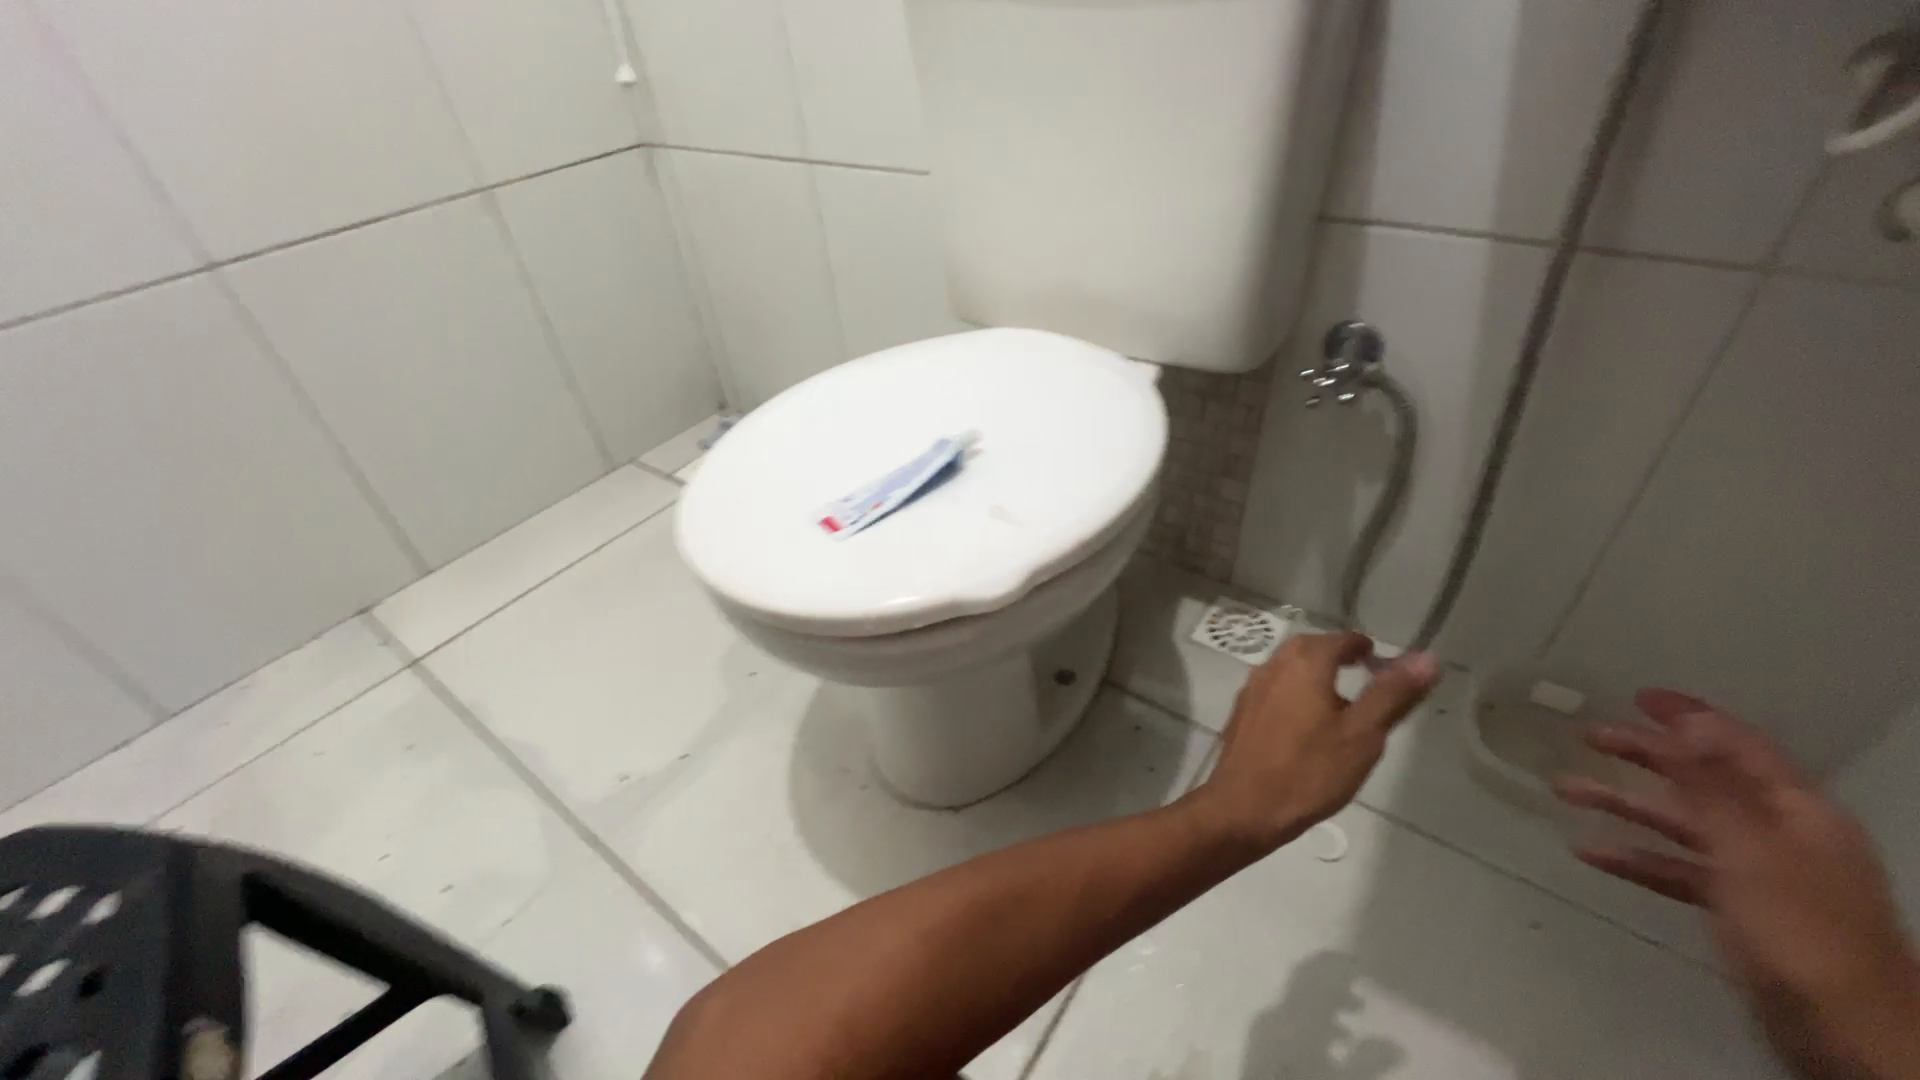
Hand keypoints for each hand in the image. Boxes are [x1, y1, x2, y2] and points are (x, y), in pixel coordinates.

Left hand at [1190, 631, 1438, 853]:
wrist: (1244, 807)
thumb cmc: (1309, 771)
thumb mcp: (1363, 734)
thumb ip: (1393, 694)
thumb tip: (1427, 658)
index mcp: (1303, 664)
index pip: (1338, 640)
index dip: (1361, 647)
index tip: (1377, 658)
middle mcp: (1272, 667)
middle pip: (1307, 648)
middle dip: (1334, 654)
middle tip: (1360, 671)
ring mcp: (1251, 690)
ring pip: (1286, 668)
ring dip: (1312, 673)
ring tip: (1337, 699)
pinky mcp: (1241, 714)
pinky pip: (1272, 689)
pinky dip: (1293, 692)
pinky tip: (1304, 722)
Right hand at [1557, 690, 1919, 1079]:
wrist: (1846, 1033)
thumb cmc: (1799, 931)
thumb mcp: (1751, 850)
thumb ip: (1715, 786)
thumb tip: (1690, 722)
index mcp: (1797, 813)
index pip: (1740, 747)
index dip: (1691, 718)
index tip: (1639, 697)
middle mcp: (1779, 834)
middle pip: (1704, 781)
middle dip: (1646, 757)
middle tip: (1589, 736)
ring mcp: (1759, 873)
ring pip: (1682, 825)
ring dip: (1625, 805)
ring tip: (1565, 789)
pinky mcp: (1739, 909)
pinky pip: (1678, 869)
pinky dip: (1636, 858)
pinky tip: (1590, 852)